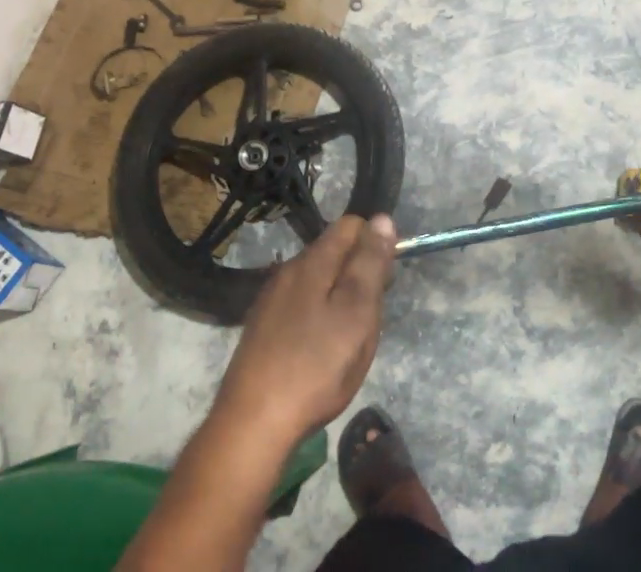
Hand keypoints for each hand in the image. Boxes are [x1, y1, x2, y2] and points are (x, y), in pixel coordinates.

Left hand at [214, 214, 397, 444]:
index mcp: (311, 263)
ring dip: (341, 298)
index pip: (351, 226)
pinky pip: (302, 307)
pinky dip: (320, 318)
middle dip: (360, 275)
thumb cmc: (316, 366)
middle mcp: (287, 273)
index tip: (386, 282)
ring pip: (319, 282)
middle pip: (334, 253)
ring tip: (350, 340)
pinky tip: (322, 352)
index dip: (376, 244)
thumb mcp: (357, 312)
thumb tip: (382, 218)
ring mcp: (271, 301)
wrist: (253, 423)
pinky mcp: (263, 330)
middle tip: (370, 319)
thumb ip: (369, 264)